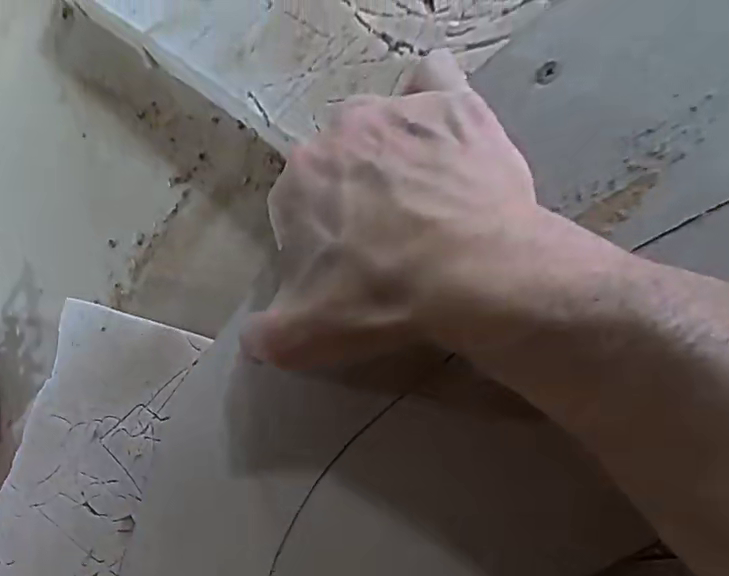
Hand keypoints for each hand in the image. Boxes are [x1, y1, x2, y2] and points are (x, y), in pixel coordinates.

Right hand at [240, 50, 546, 368]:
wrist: (476, 277)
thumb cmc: (381, 303)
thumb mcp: (303, 340)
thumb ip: (264, 335)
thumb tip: (251, 338)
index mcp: (298, 183)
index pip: (296, 213)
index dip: (319, 248)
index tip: (345, 277)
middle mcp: (339, 131)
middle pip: (336, 168)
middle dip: (350, 202)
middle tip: (383, 248)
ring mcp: (398, 110)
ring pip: (380, 131)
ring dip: (388, 160)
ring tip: (418, 204)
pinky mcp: (454, 104)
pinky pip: (433, 83)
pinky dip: (432, 104)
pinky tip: (442, 137)